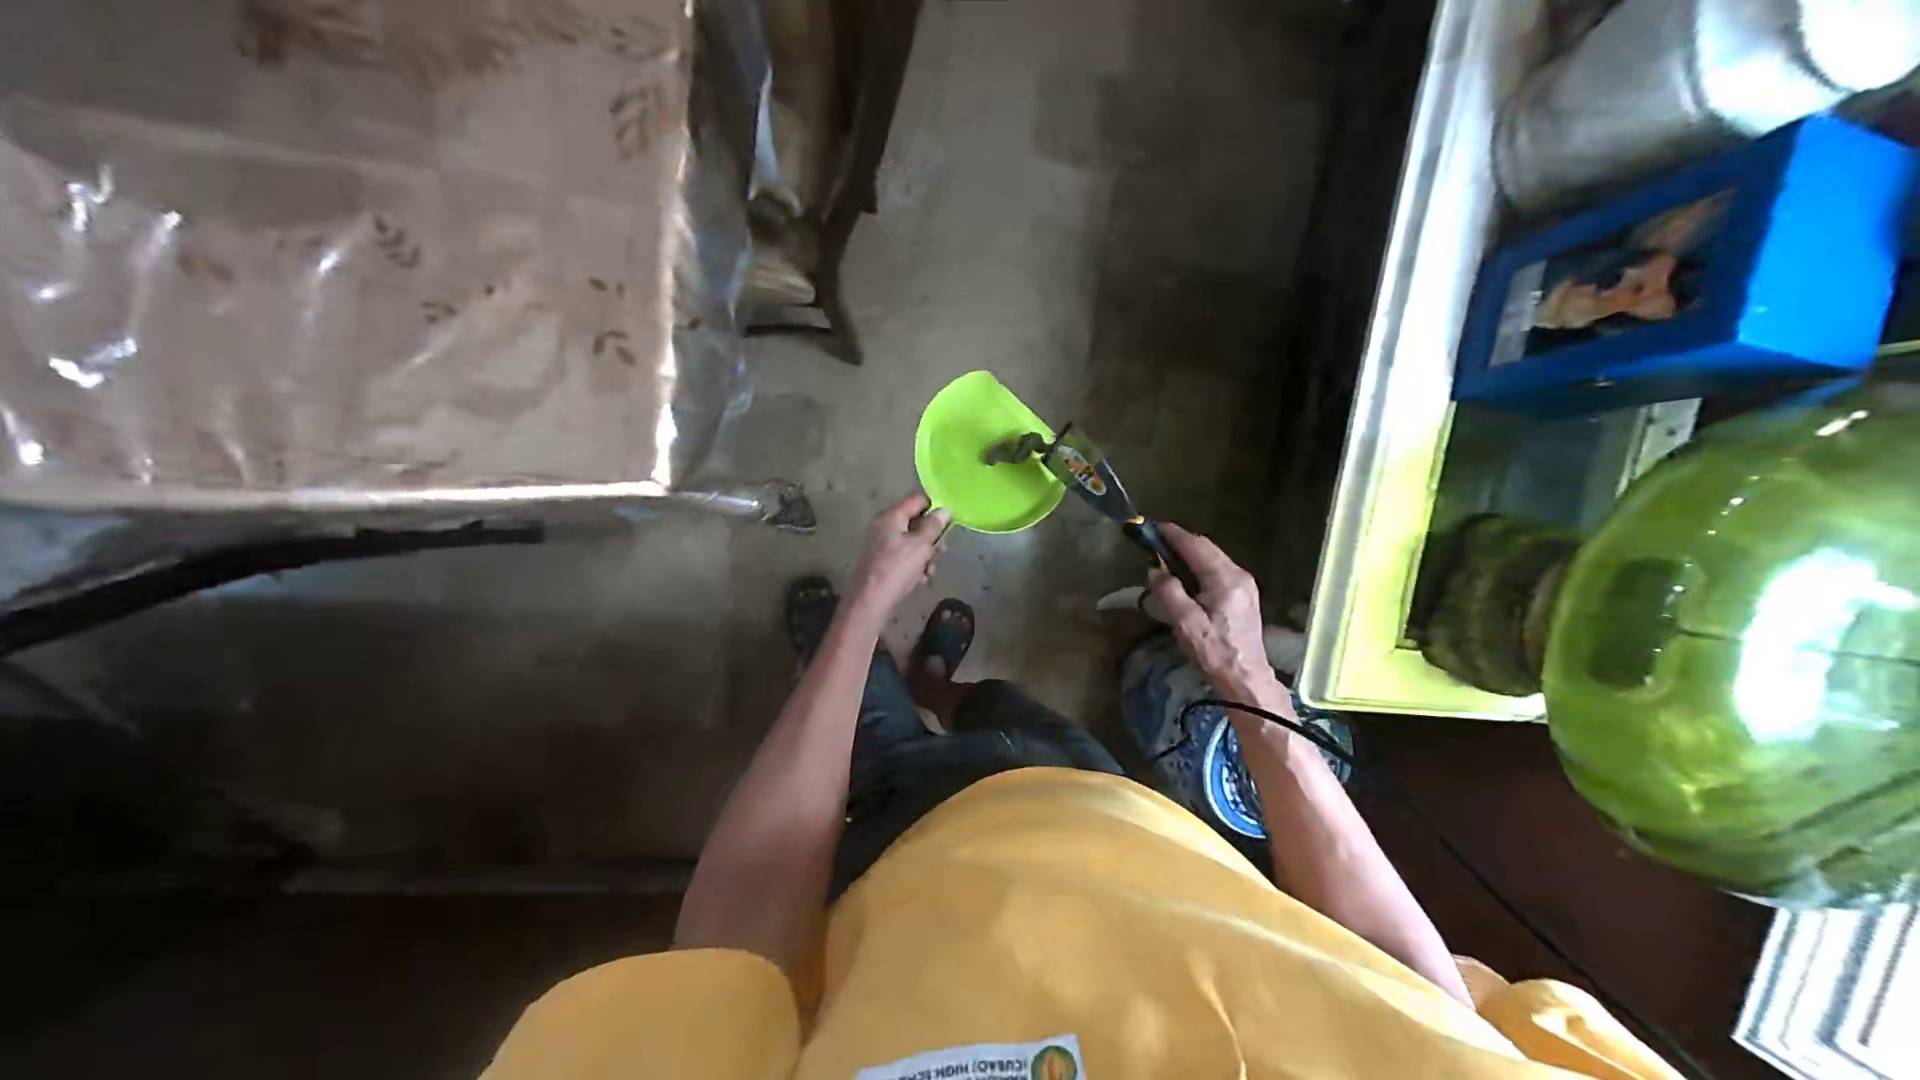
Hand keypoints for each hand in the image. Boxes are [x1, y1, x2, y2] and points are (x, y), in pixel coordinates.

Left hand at [846, 492, 949, 617]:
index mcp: (892, 516)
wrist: (870, 602)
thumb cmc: (897, 569)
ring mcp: (882, 545)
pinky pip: (905, 557)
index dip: (936, 507)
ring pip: (913, 543)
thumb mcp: (920, 545)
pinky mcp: (882, 562)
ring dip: (926, 556)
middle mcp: (884, 526)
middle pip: (917, 523)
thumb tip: (944, 510)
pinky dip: (915, 566)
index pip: (918, 499)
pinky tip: (919, 580)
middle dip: (932, 538)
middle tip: (940, 551)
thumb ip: (934, 526)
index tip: (950, 522)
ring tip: (928, 572)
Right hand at [1149, 523, 1287, 709]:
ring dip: (1188, 555)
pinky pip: (1217, 571)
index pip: (1196, 545)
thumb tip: (1156, 571)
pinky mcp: (1243, 597)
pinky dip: (1197, 568)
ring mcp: (1244, 586)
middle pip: (1206, 549)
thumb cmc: (1214, 652)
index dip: (1173, 534)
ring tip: (1164, 558)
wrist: (1245, 679)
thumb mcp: (1185, 623)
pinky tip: (1183, 577)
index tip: (1152, 527)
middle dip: (1179, 542)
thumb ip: (1169, 592)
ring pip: (1212, 559)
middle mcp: (1239, 576)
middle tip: (1154, 542)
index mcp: (1226, 579)